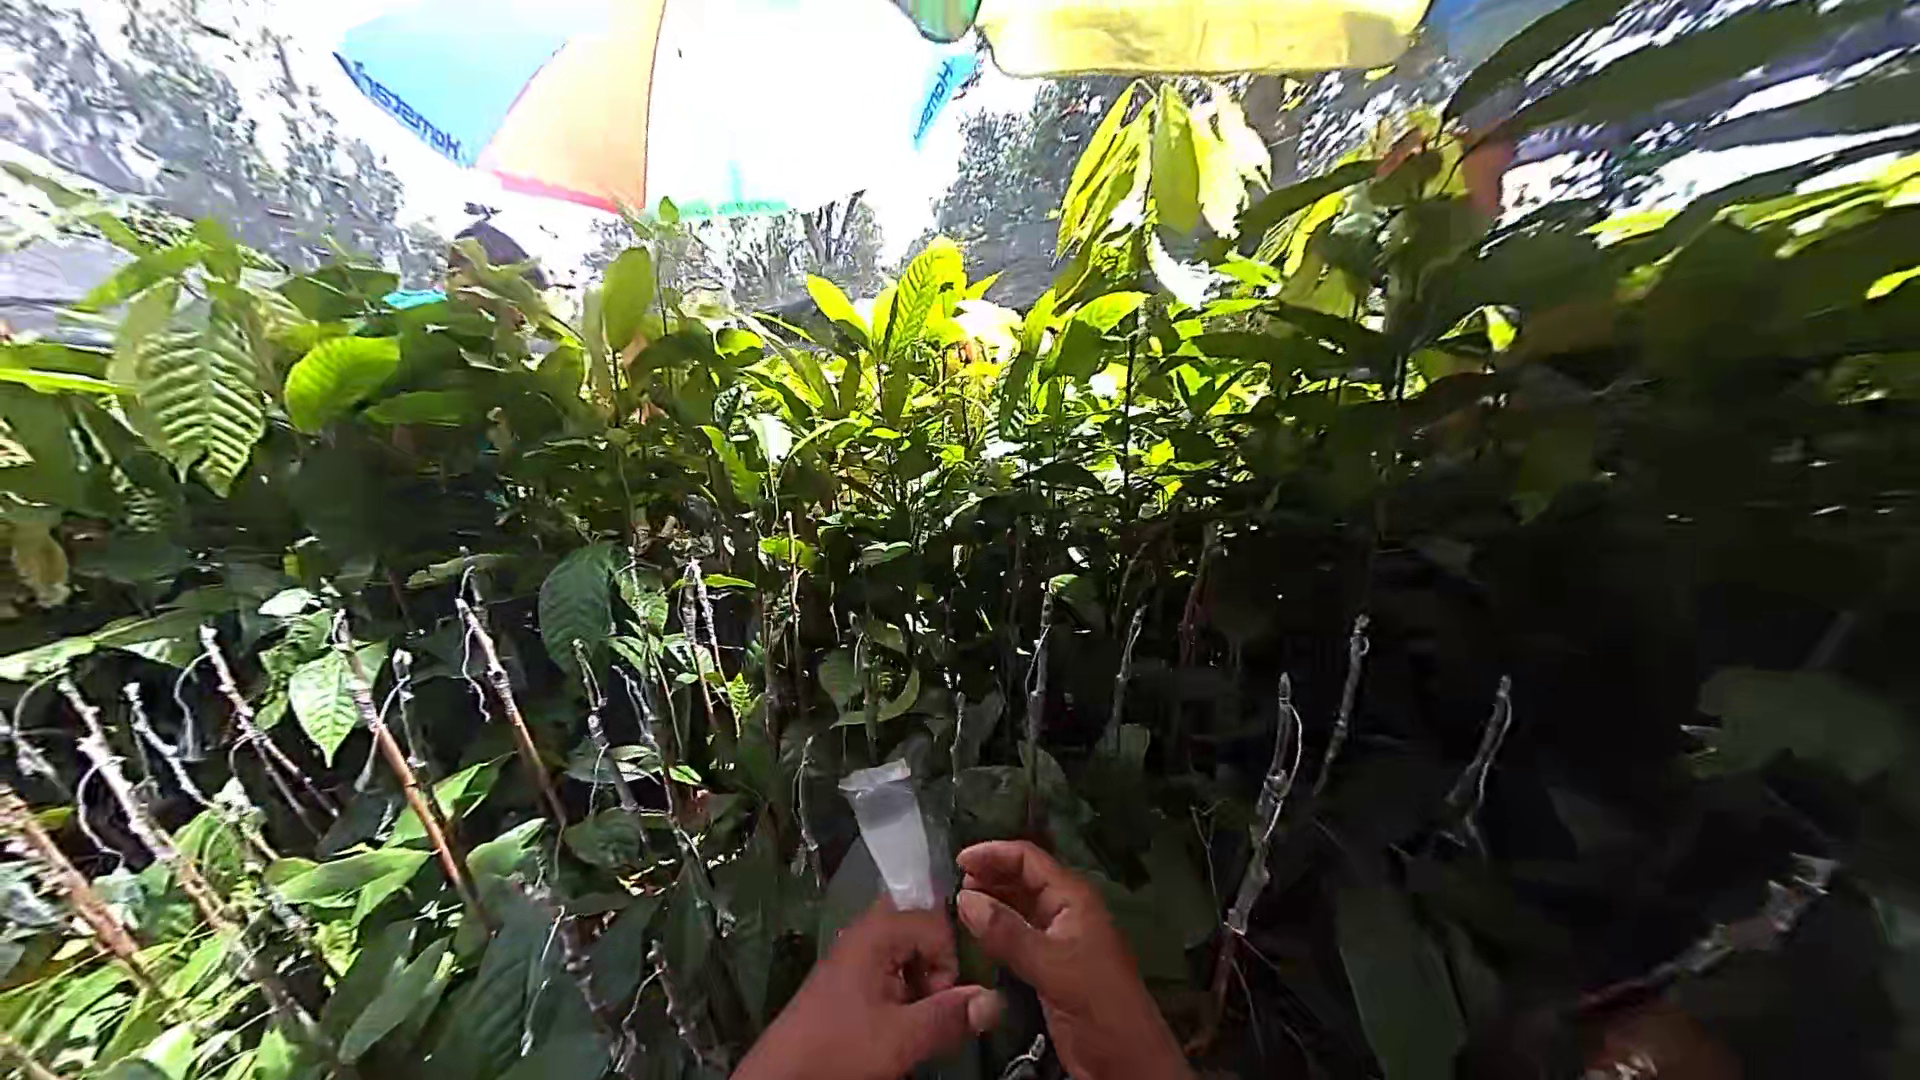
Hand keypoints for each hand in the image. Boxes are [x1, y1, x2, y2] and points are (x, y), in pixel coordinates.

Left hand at [733, 903, 1003, 1079]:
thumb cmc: (838, 1052)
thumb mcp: (898, 1041)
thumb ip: (948, 1016)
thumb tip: (996, 999)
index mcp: (878, 930)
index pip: (937, 920)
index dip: (948, 960)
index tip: (942, 1001)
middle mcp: (867, 930)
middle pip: (922, 929)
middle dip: (936, 965)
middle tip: (931, 1006)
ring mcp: (857, 953)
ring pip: (908, 950)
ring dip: (920, 982)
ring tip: (913, 1021)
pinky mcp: (850, 977)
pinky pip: (891, 967)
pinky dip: (903, 991)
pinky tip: (897, 1024)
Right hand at [956, 841, 1191, 1079]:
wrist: (1129, 1064)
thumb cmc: (1097, 1003)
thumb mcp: (1052, 967)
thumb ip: (1008, 933)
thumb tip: (964, 899)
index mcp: (1072, 896)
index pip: (1028, 859)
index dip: (994, 854)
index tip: (959, 861)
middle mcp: (1064, 908)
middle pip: (1022, 878)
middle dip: (990, 875)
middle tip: (955, 883)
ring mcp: (1058, 936)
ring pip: (1019, 905)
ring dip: (992, 901)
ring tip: (960, 904)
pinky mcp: (1050, 963)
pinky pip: (1018, 933)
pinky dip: (997, 928)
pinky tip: (977, 932)